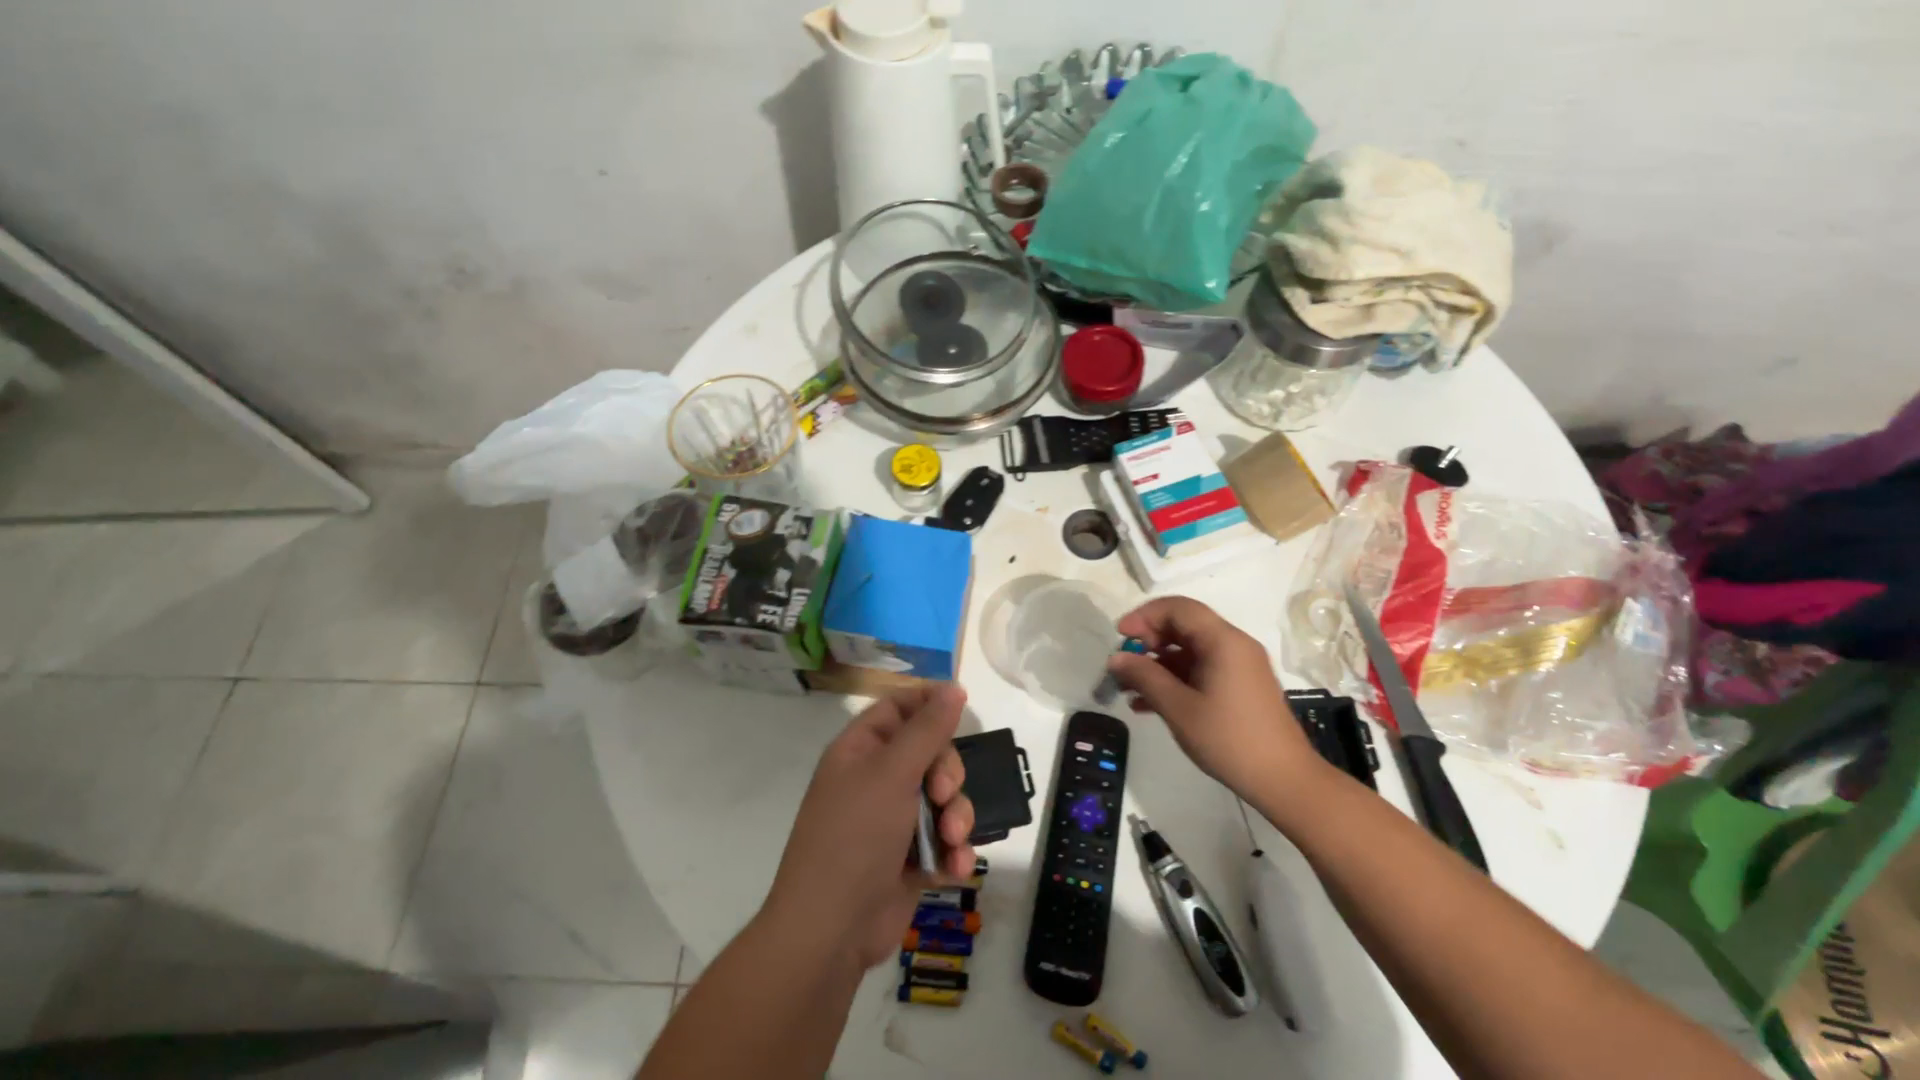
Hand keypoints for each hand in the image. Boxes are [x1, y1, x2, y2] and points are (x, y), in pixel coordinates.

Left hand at [762, 684, 976, 969]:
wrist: (832, 928)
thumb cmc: (854, 838)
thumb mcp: (891, 774)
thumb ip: (927, 730)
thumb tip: (953, 687)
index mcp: (859, 752)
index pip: (896, 709)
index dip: (927, 704)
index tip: (961, 705)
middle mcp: (875, 781)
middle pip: (930, 754)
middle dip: (949, 773)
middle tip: (944, 794)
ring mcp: (893, 822)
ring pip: (944, 800)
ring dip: (958, 817)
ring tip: (952, 839)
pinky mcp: (910, 860)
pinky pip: (945, 840)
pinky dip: (954, 851)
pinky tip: (955, 867)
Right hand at [1107, 596, 1316, 799]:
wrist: (1283, 778)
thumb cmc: (1228, 739)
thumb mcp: (1178, 708)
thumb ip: (1144, 677)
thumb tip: (1115, 658)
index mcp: (1224, 641)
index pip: (1179, 608)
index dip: (1144, 616)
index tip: (1120, 636)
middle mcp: (1235, 645)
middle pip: (1184, 627)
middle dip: (1149, 642)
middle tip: (1124, 665)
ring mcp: (1240, 666)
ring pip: (1191, 651)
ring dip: (1158, 665)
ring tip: (1129, 690)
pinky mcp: (1241, 687)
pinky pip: (1202, 670)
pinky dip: (1176, 680)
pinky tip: (1150, 705)